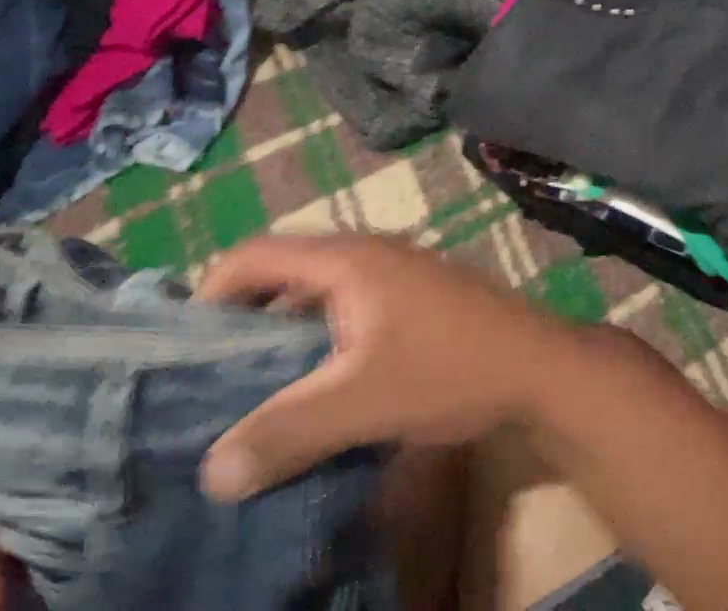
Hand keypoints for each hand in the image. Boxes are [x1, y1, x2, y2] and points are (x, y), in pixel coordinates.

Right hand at [196, 235, 582, 502]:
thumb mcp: (361, 402)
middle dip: (245, 322)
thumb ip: (285, 432)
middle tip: (211, 380)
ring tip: (257, 393)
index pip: (254, 254)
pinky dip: (325, 344)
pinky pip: (353, 313)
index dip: (210, 293)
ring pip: (322, 298)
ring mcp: (402, 275)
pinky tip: (322, 390)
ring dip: (289, 338)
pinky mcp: (422, 302)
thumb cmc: (451, 370)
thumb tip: (211, 473)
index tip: (182, 349)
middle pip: (286, 274)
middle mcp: (372, 254)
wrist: (545, 369)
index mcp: (349, 259)